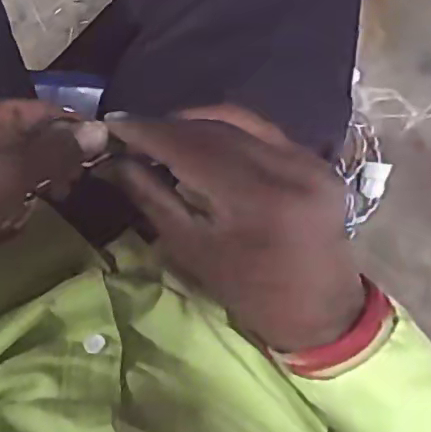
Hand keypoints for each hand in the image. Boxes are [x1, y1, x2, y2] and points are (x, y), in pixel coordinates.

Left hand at [0, 99, 103, 287]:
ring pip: (32, 159)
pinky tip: (21, 214)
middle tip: (68, 187)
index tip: (100, 159)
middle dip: (59, 160)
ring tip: (51, 200)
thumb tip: (101, 130)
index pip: (48, 110)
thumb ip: (56, 151)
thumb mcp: (12, 175)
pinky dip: (24, 194)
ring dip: (44, 181)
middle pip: (41, 134)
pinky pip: (16, 179)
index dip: (76, 132)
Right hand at [103, 105, 364, 352]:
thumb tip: (112, 162)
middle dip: (164, 126)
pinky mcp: (315, 158)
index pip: (189, 145)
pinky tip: (197, 139)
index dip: (146, 131)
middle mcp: (286, 166)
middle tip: (128, 133)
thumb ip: (149, 196)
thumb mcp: (188, 247)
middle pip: (212, 127)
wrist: (320, 311)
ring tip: (158, 135)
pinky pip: (258, 129)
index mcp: (255, 197)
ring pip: (235, 120)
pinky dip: (222, 129)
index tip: (110, 124)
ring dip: (190, 122)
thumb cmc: (246, 290)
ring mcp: (307, 158)